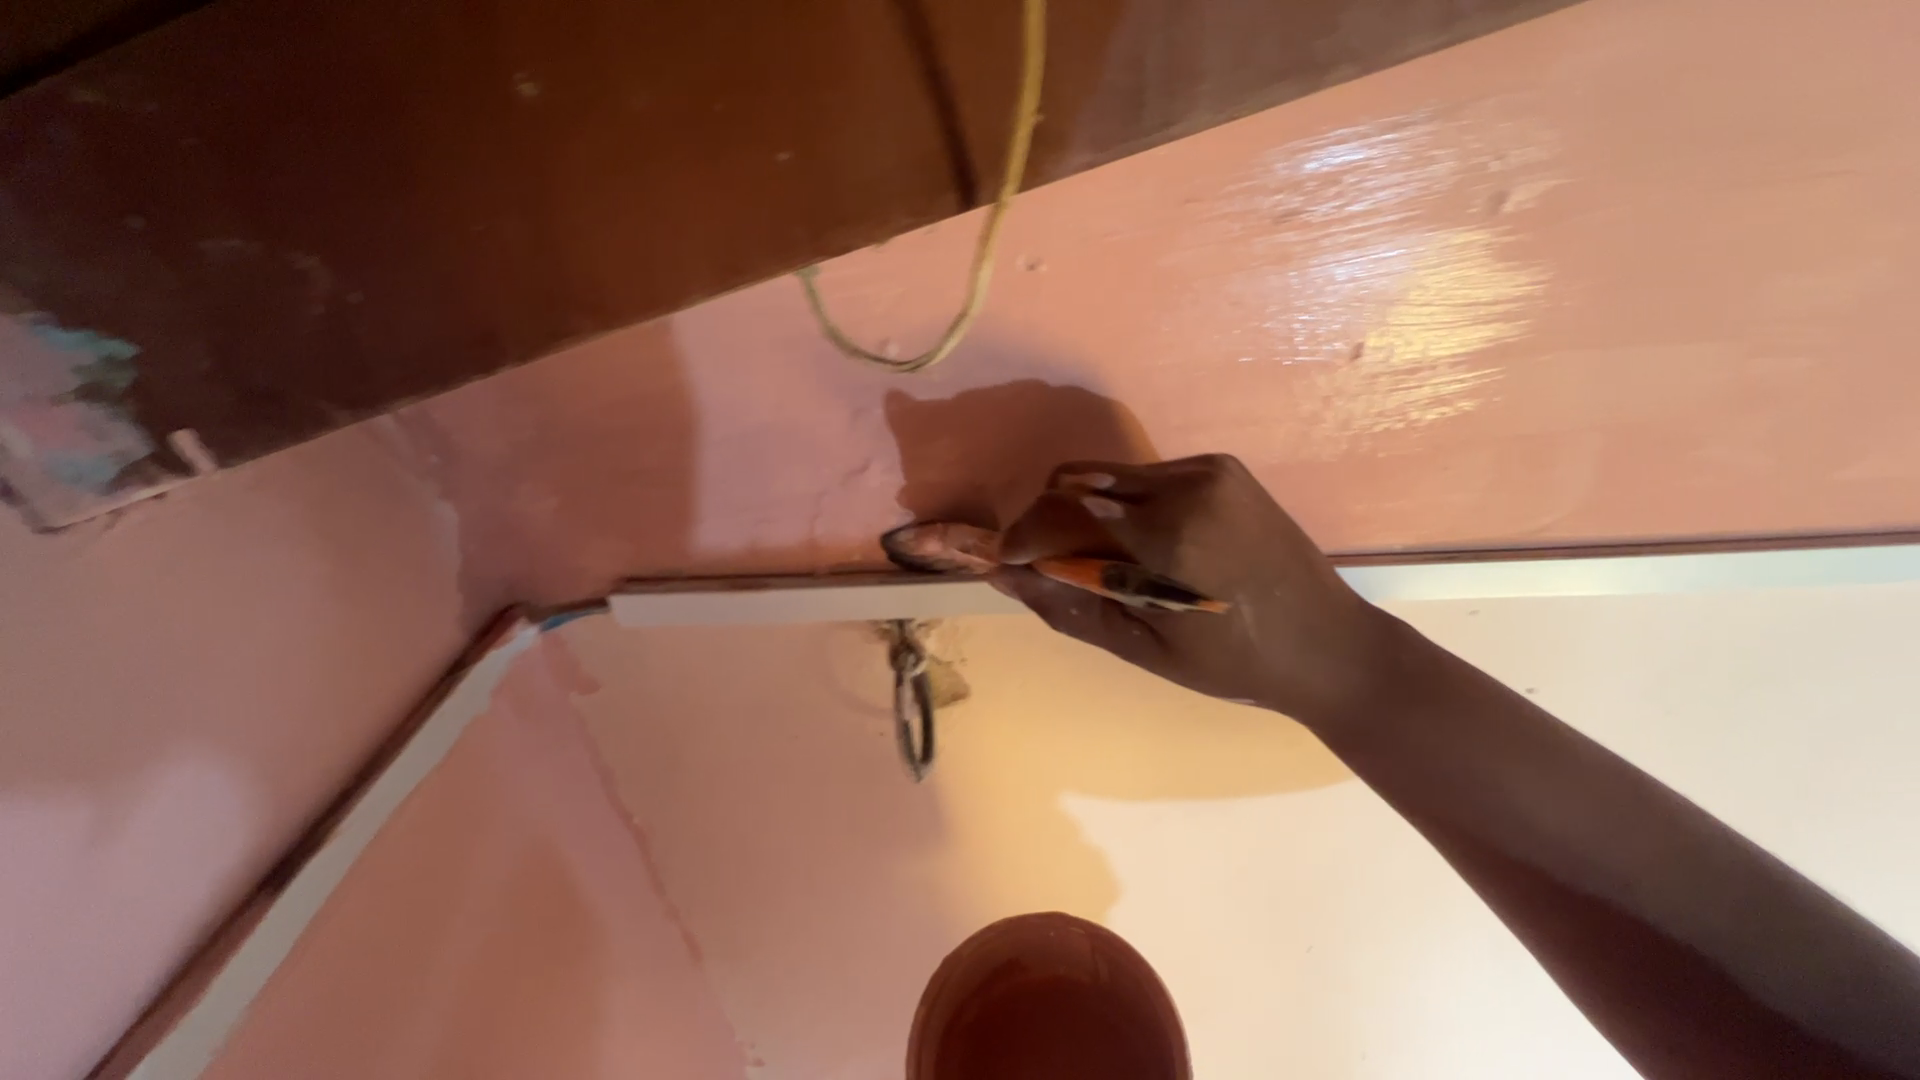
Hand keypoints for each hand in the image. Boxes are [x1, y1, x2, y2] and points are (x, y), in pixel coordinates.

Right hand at [992, 454, 1401, 726]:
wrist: (1332, 645)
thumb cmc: (1236, 664)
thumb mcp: (1143, 647)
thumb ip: (1068, 606)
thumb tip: (1004, 575)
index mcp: (1171, 535)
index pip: (1063, 511)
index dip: (1024, 535)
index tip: (1009, 562)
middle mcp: (1187, 483)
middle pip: (1078, 481)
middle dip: (1050, 521)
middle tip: (1058, 569)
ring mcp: (1208, 469)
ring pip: (1109, 476)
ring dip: (1087, 513)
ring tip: (1110, 564)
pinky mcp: (1221, 466)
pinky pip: (1145, 477)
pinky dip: (1125, 506)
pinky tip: (1150, 547)